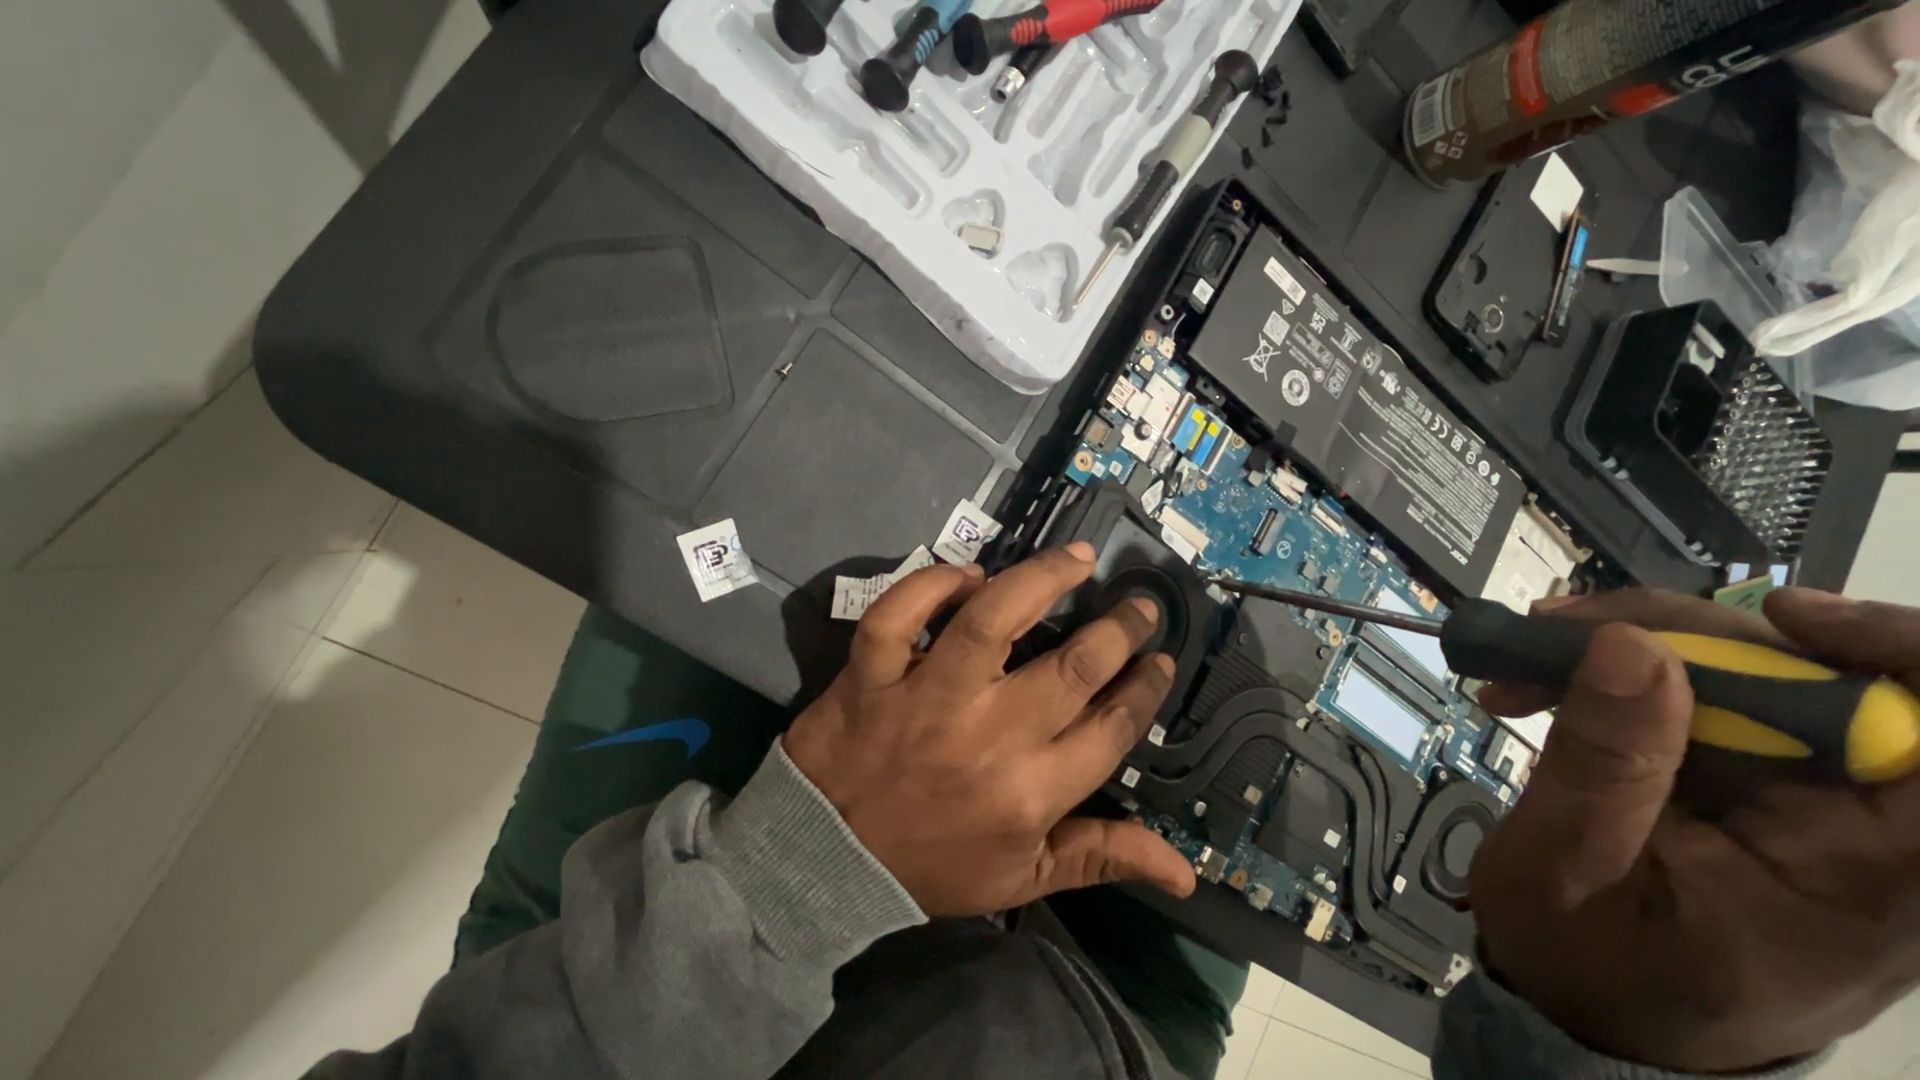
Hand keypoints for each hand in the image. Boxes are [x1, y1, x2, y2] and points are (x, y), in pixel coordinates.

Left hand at [783, 542, 1196, 917]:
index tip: (1159, 659)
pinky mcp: (870, 677)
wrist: (825, 863)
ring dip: (1039, 580)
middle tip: (1136, 604)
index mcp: (1032, 791)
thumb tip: (1187, 871)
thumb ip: (1102, 857)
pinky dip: (929, 585)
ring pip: (989, 621)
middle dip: (1117, 629)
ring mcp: (925, 699)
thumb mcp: (1023, 878)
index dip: (1145, 687)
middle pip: (1071, 666)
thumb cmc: (932, 868)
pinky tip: (968, 574)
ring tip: (1075, 557)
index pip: (1111, 726)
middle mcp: (988, 736)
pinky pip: (898, 616)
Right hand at [1470, 587, 1919, 1072]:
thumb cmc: (1584, 966)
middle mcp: (1869, 831)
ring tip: (1527, 657)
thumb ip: (1602, 766)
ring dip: (1635, 650)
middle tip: (1555, 628)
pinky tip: (1545, 686)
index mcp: (1868, 874)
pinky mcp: (1760, 786)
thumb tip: (1628, 645)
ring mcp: (1813, 805)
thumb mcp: (1564, 871)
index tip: (1780, 616)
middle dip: (1685, 635)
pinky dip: (1621, 679)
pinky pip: (1711, 702)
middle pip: (1823, 684)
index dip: (1897, 655)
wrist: (1589, 1018)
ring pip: (1755, 678)